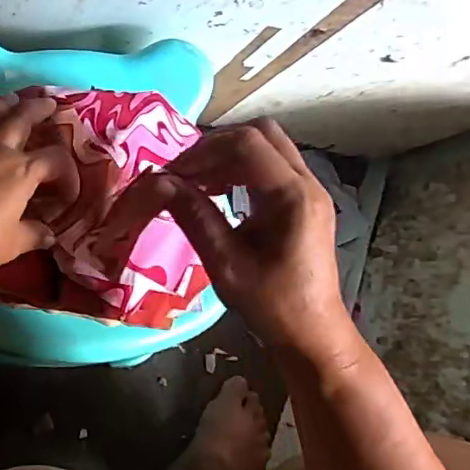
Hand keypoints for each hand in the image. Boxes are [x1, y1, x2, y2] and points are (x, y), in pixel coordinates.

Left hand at [0, 94, 79, 289]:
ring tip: (14, 100)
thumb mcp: (12, 244)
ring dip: (6, 103)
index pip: (55, 159)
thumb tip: (48, 232)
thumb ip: (33, 233)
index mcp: (21, 169)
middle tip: (50, 103)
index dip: (68, 174)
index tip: (68, 194)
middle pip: (22, 116)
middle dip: (40, 109)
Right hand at [100, 119, 354, 361]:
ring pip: (265, 146)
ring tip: (195, 183)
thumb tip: (158, 182)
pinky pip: (270, 165)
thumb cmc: (270, 304)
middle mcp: (306, 184)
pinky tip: (216, 193)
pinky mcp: (303, 201)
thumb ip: (193, 215)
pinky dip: (239, 169)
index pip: (244, 145)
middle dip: (214, 146)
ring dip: (226, 156)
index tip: (171, 175)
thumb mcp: (224, 262)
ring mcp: (309, 191)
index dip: (201, 153)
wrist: (311, 334)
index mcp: (291, 197)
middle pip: (259, 134)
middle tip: (184, 172)